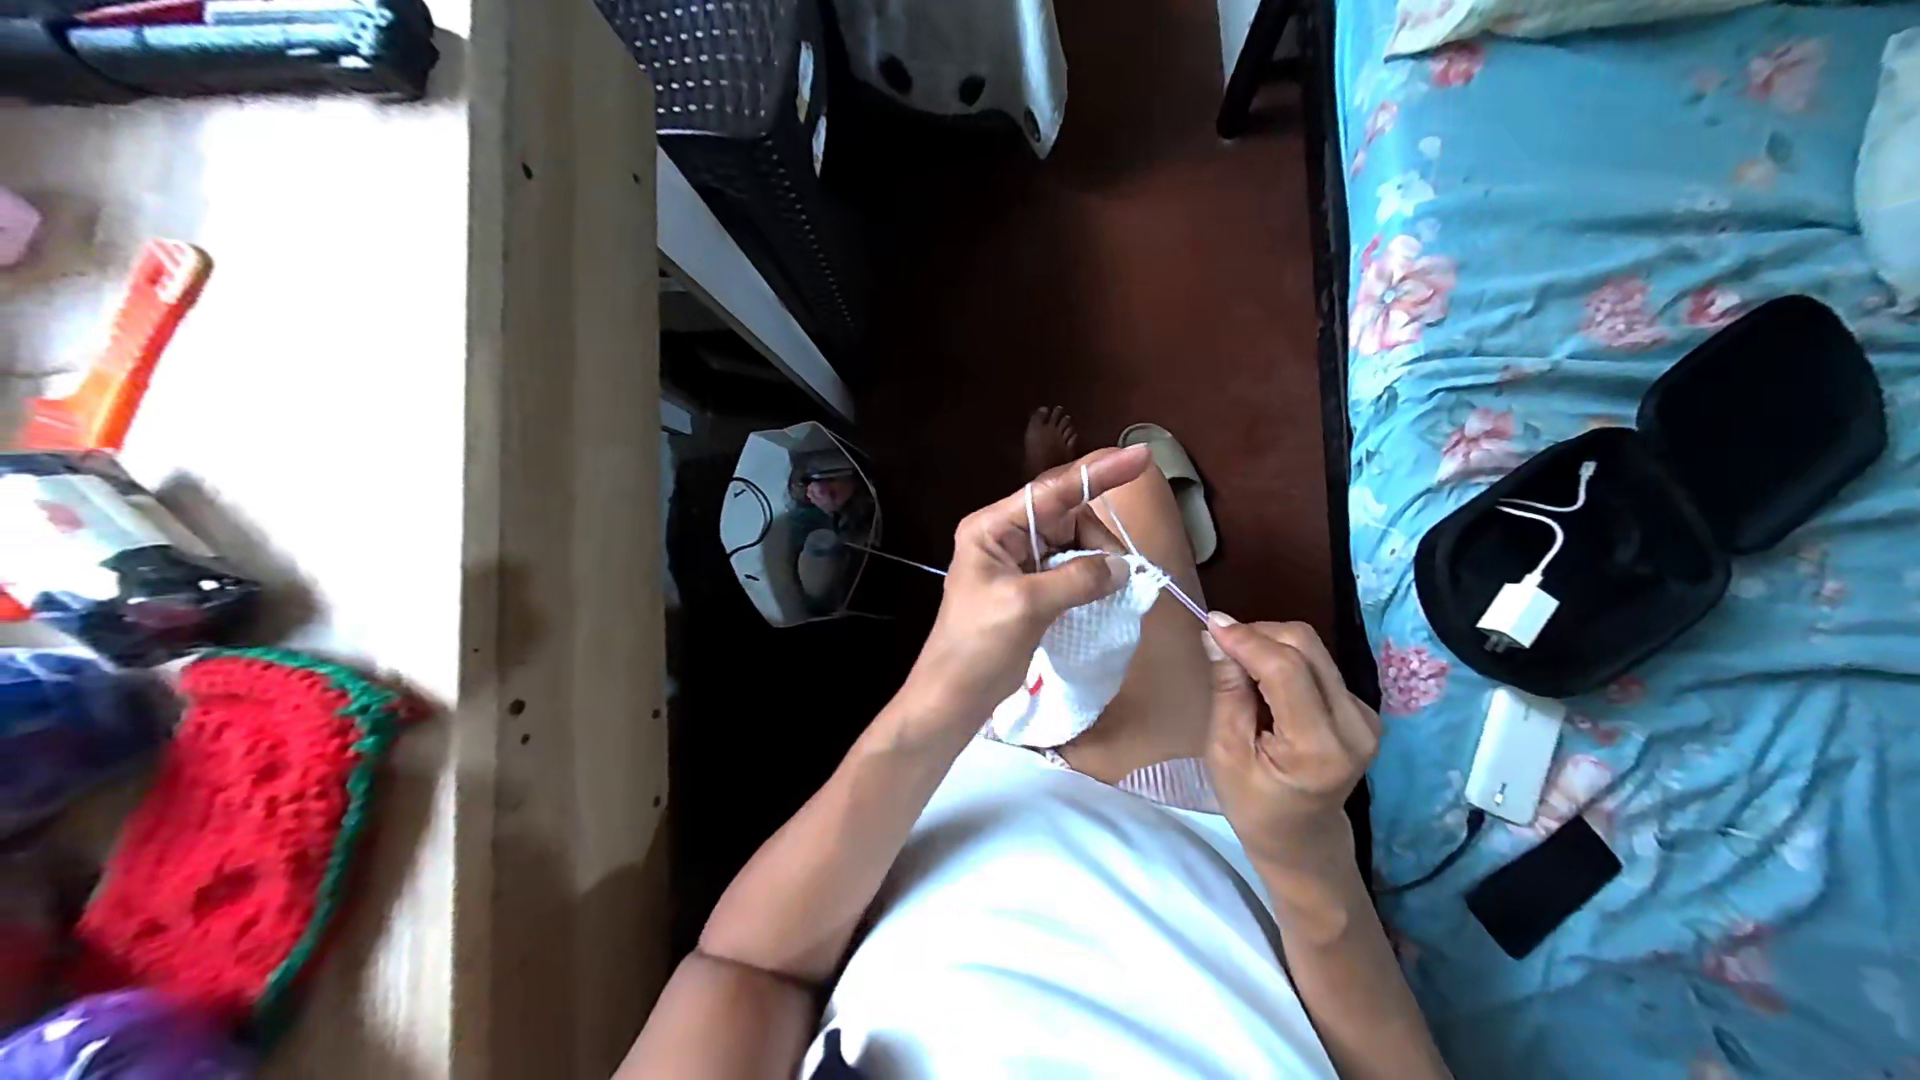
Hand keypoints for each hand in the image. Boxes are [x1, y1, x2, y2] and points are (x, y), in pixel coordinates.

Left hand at [897, 444, 1151, 728]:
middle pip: (1067, 515)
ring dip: (1098, 560)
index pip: (1052, 491)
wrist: (953, 695)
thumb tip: (1123, 567)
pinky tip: (1104, 590)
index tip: (1141, 457)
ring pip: (1072, 542)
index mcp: (992, 528)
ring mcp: (1018, 562)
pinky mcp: (1030, 587)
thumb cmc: (977, 646)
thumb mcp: (1026, 606)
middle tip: (1123, 569)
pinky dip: (1090, 576)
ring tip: (1111, 587)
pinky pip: (1069, 568)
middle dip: (1099, 537)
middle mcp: (1004, 536)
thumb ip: (1077, 578)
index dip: (1097, 473)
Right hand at [1203, 616, 1381, 882]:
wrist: (1302, 839)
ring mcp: (1365, 715)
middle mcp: (1354, 725)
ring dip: (1270, 643)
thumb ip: (1227, 692)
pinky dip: (1283, 657)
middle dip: (1258, 634)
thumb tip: (1215, 636)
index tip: (1211, 623)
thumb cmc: (1253, 803)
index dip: (1247, 639)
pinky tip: (1264, 681)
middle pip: (1305, 647)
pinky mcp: (1362, 708)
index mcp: (1319, 747)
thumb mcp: (1225, 753)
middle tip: (1221, 644)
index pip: (1286, 670)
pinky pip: (1318, 662)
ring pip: (1313, 648)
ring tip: (1239, 665)